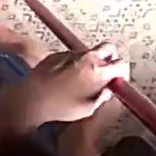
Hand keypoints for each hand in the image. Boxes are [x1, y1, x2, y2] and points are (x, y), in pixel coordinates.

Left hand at [10, 43, 127, 128]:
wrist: (33, 97)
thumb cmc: (62, 107)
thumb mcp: (88, 108)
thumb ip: (102, 97)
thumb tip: (108, 91)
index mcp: (99, 71)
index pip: (121, 63)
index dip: (122, 72)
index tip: (117, 80)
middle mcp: (88, 57)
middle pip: (109, 48)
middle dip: (111, 57)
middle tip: (106, 71)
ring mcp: (73, 53)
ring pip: (90, 51)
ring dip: (92, 60)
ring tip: (83, 77)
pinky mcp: (59, 53)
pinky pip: (73, 55)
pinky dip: (75, 62)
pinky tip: (66, 76)